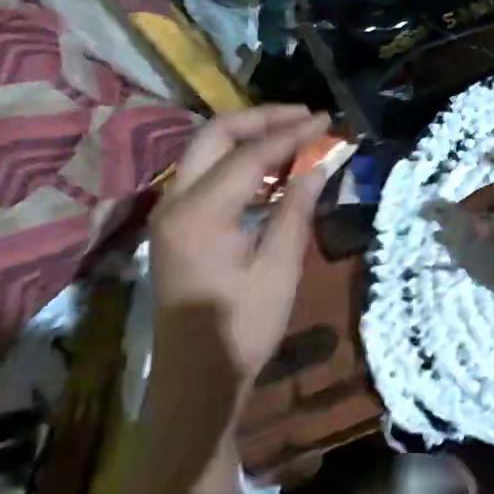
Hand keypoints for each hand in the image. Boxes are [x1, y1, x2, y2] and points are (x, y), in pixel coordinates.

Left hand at [150, 105, 331, 384]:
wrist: (196, 376)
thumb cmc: (242, 328)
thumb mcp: (279, 268)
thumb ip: (296, 208)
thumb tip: (319, 163)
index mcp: (200, 212)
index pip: (249, 155)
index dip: (291, 134)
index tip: (325, 120)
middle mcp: (175, 201)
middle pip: (215, 135)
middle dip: (262, 120)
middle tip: (305, 117)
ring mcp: (168, 211)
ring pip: (205, 151)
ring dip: (248, 138)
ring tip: (294, 136)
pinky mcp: (174, 224)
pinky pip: (204, 175)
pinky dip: (237, 162)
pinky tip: (270, 169)